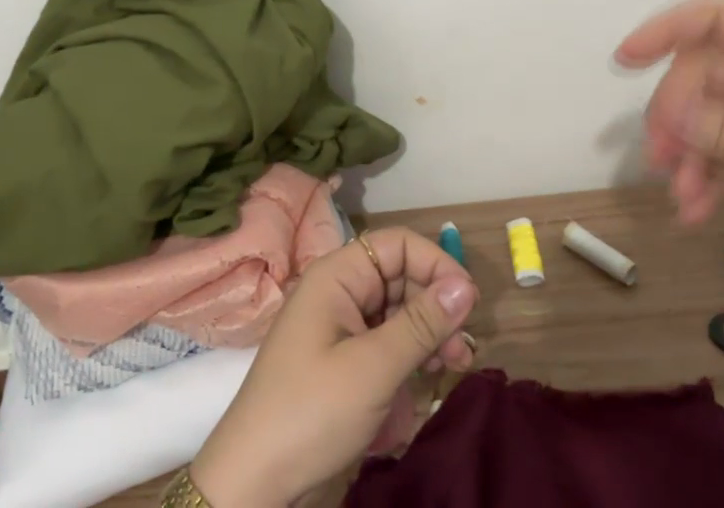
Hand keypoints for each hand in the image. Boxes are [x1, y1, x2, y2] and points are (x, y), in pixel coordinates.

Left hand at [190, 227, 478, 506]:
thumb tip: (467, 286)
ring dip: (429, 333)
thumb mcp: (374, 368)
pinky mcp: (344, 359)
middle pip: (402, 277)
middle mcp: (339, 292)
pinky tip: (428, 376)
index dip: (436, 264)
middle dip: (437, 306)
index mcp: (337, 277)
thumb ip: (421, 324)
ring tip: (453, 365)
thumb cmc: (311, 412)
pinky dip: (411, 353)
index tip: (467, 303)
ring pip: (398, 310)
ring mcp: (340, 327)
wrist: (255, 479)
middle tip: (462, 349)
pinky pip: (387, 340)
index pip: (398, 245)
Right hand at [615, 0, 723, 267]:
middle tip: (660, 160)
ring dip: (690, 156)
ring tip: (682, 202)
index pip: (721, 17)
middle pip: (706, 75)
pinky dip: (709, 178)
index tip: (626, 60)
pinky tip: (697, 210)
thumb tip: (664, 115)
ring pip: (712, 119)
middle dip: (677, 116)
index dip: (668, 28)